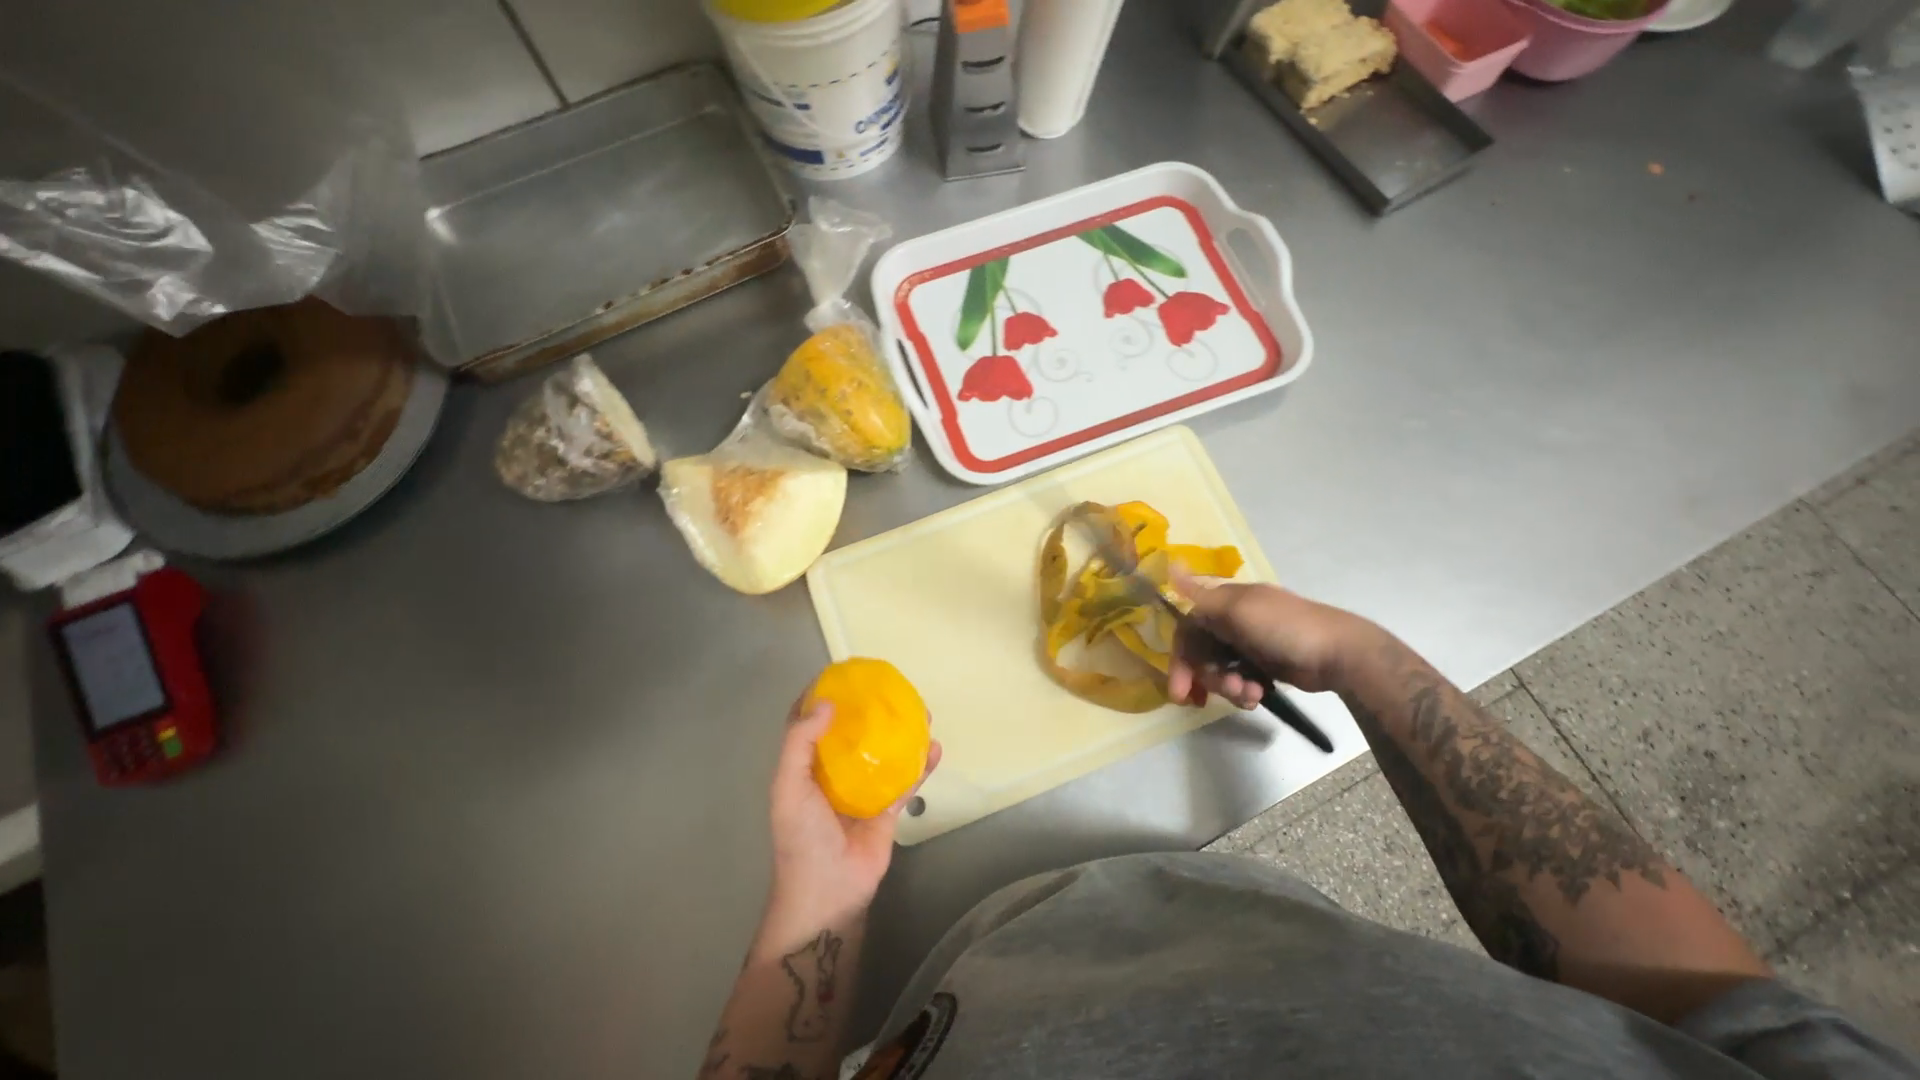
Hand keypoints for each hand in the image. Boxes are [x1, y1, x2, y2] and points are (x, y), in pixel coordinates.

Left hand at [757, 697, 940, 952]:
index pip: (809, 723)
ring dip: (900, 733)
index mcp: (804, 768)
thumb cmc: (801, 837)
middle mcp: (832, 775)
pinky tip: (935, 747)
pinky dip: (921, 765)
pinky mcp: (887, 811)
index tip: (842, 675)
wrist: (828, 892)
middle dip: (869, 710)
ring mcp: (862, 792)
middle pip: (852, 733)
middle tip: (890, 688)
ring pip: (883, 753)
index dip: (821, 698)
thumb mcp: (788, 786)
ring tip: (920, 710)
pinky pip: (907, 782)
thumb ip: (800, 742)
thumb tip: (829, 702)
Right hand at [1165, 577, 1387, 707]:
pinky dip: (1243, 691)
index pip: (1188, 629)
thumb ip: (1201, 596)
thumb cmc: (1285, 628)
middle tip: (1204, 701)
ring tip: (1248, 695)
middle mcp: (1234, 621)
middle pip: (1201, 653)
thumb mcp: (1239, 609)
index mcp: (1226, 602)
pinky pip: (1240, 680)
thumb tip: (1170, 565)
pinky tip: (1258, 697)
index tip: (1179, 690)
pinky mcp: (1265, 666)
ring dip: (1226, 687)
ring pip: (1220, 670)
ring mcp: (1250, 644)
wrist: (1339, 653)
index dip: (1180, 658)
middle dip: (1205, 677)